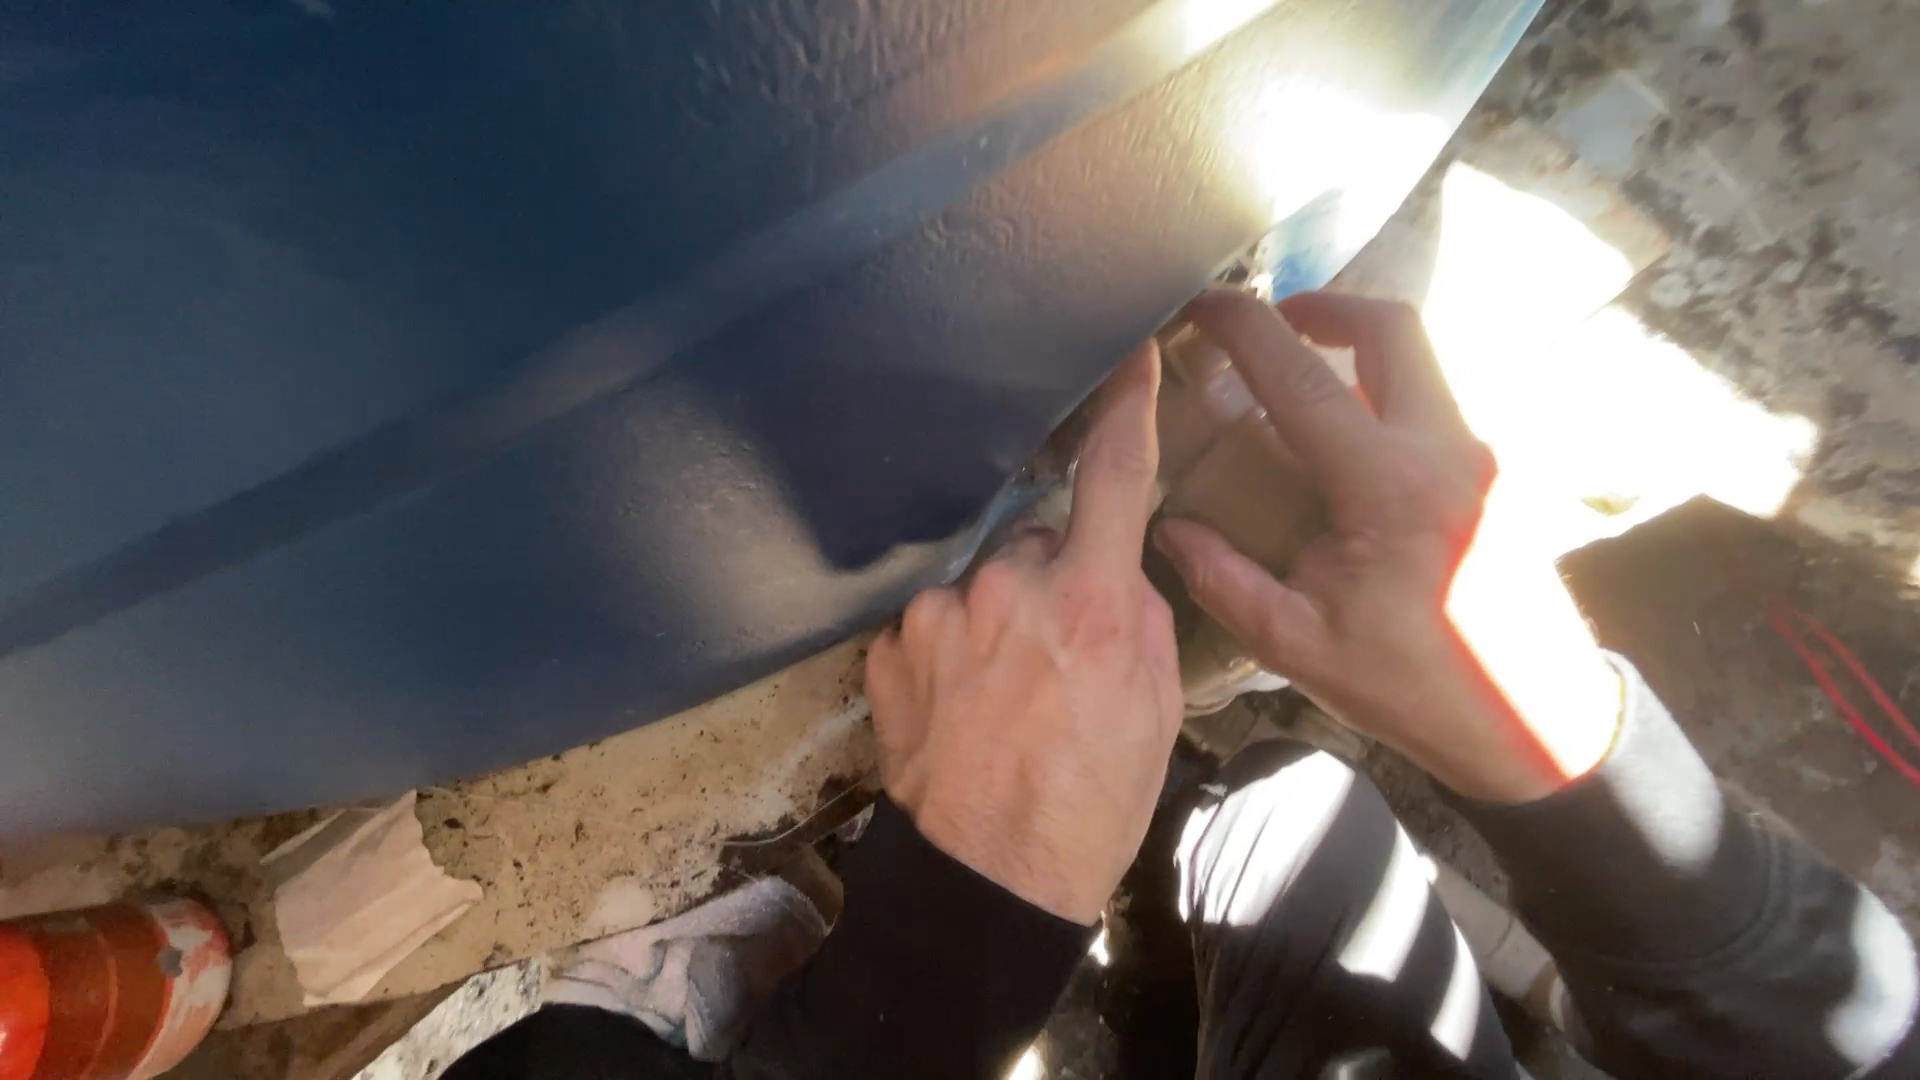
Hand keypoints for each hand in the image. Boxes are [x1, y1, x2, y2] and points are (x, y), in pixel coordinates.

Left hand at [865, 344, 1182, 923]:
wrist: (991, 877)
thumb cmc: (1091, 799)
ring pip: (985, 579)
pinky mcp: (891, 641)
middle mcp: (1006, 590)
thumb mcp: (1154, 708)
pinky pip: (937, 613)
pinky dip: (954, 638)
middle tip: (1057, 647)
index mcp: (1088, 604)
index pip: (1114, 478)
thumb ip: (1135, 611)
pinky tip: (961, 695)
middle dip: (1054, 574)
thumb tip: (1109, 562)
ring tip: (1004, 685)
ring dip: (999, 611)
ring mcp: (938, 613)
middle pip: (1039, 538)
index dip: (1127, 407)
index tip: (1130, 355)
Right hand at [1154, 289, 1619, 802]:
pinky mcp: (1496, 472)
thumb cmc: (1411, 685)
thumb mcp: (1295, 644)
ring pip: (1423, 357)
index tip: (1204, 305)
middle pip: (1393, 330)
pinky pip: (1433, 396)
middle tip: (1269, 320)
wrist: (1532, 720)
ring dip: (1357, 342)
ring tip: (1299, 367)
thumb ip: (1222, 580)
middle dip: (1324, 306)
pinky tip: (1345, 428)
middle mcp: (1448, 451)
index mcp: (1389, 489)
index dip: (1247, 332)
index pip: (1305, 383)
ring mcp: (1483, 455)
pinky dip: (1382, 383)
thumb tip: (1170, 530)